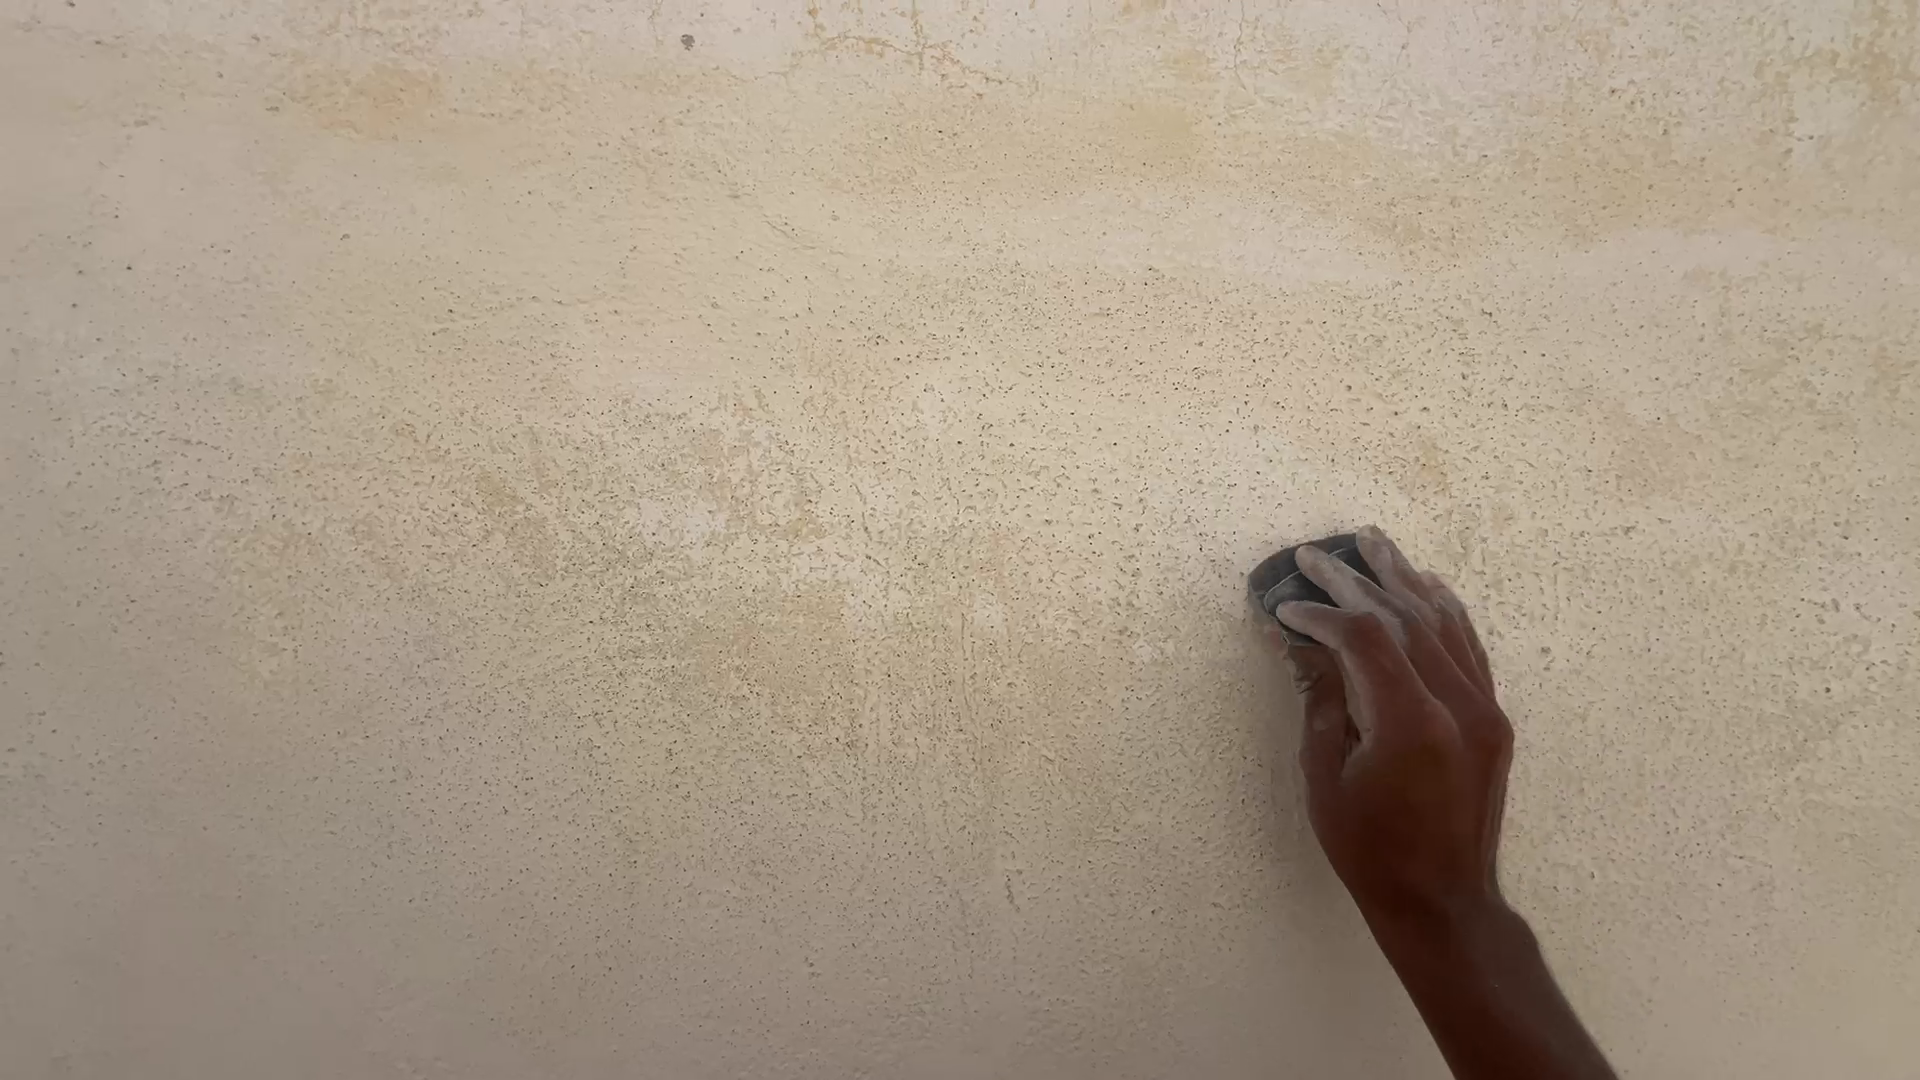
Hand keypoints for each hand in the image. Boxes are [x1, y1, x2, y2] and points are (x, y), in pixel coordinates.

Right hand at [1276, 525, 1512, 924]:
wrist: (1442, 898)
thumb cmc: (1367, 843)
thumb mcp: (1325, 770)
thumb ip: (1317, 696)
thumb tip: (1294, 641)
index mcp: (1411, 721)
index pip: (1363, 637)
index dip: (1319, 613)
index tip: (1283, 607)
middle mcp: (1458, 703)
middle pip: (1403, 617)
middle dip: (1352, 581)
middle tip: (1314, 553)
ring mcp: (1483, 707)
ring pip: (1442, 621)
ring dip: (1402, 577)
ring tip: (1372, 541)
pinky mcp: (1491, 716)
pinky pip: (1468, 645)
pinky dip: (1442, 608)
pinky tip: (1424, 583)